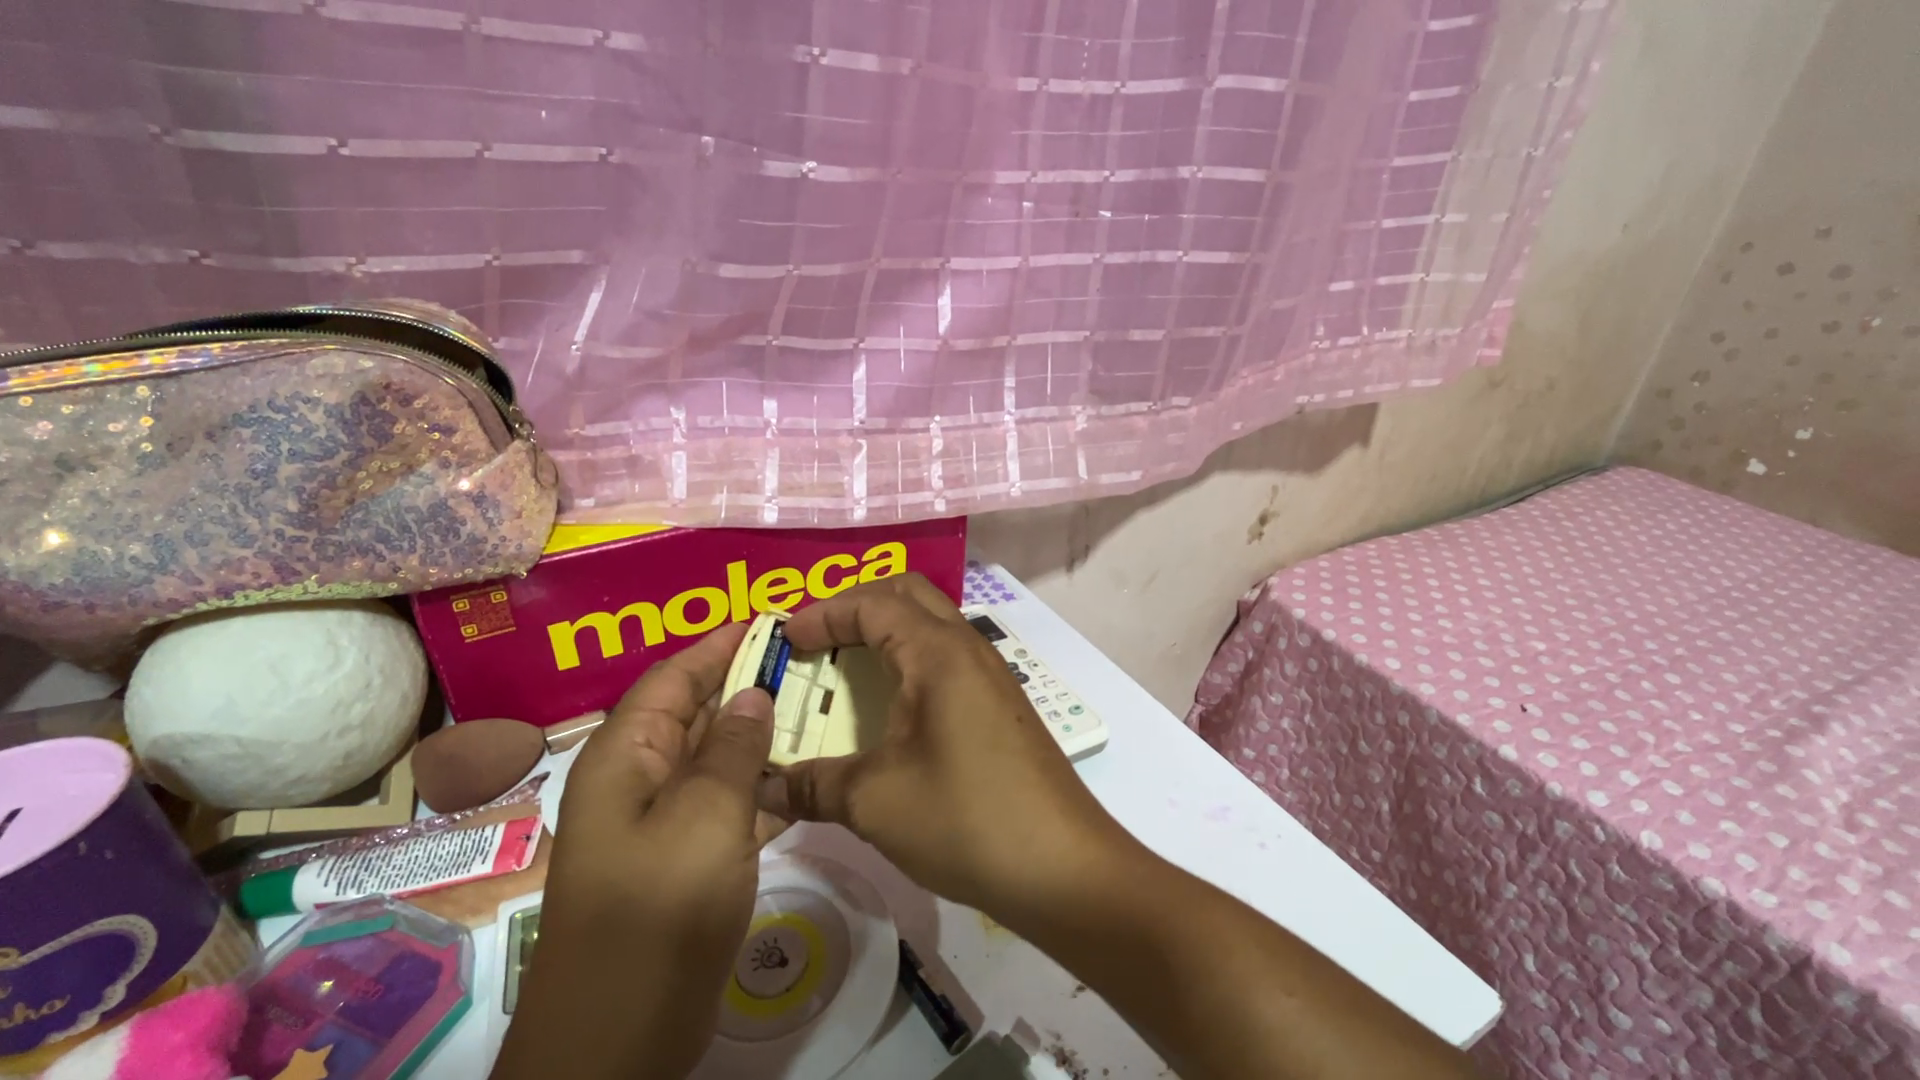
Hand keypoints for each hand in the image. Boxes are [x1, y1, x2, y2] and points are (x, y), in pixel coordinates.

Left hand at [492, 623, 773, 1079]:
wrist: (622, 1029)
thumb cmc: (657, 907)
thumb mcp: (703, 816)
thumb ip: (732, 749)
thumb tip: (754, 693)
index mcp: (626, 755)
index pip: (674, 678)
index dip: (720, 646)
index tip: (774, 621)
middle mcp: (641, 780)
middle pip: (697, 715)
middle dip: (749, 687)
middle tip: (816, 663)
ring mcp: (666, 825)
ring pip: (720, 762)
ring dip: (765, 738)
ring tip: (826, 710)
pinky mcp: (691, 863)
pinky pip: (731, 808)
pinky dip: (767, 790)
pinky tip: (813, 778)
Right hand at [760, 574, 1133, 912]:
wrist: (1064, 869)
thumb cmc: (966, 820)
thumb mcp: (874, 802)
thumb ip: (812, 785)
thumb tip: (764, 788)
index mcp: (939, 653)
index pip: (873, 603)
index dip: (822, 614)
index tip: (783, 642)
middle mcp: (970, 651)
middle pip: (909, 596)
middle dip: (856, 608)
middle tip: (816, 643)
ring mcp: (993, 680)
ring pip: (932, 629)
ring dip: (886, 637)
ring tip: (844, 674)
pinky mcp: (1003, 711)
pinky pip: (948, 664)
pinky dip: (909, 667)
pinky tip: (890, 715)